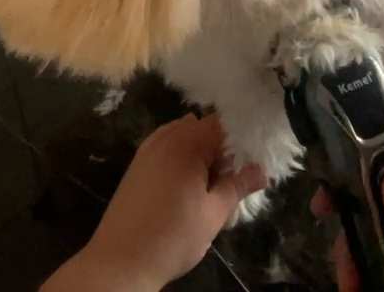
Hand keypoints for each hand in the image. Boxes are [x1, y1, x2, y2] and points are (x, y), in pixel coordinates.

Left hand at [45, 114, 267, 291]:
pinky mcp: (137, 163)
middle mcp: (166, 137)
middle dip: (218, 147)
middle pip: (200, 127)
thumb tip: (262, 171)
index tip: (248, 161)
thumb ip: (237, 186)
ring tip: (207, 186)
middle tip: (228, 180)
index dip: (238, 139)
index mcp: (188, 143)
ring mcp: (148, 149)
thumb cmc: (172, 237)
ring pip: (182, 136)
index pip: (220, 123)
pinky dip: (179, 156)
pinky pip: (165, 146)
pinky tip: (183, 185)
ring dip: (198, 151)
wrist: (121, 260)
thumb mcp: (213, 214)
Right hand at [314, 127, 383, 291]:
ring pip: (368, 225)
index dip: (372, 135)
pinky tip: (352, 287)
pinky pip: (372, 261)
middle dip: (349, 197)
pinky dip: (357, 272)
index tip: (335, 146)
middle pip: (377, 184)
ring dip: (350, 244)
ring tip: (346, 277)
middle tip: (322, 209)